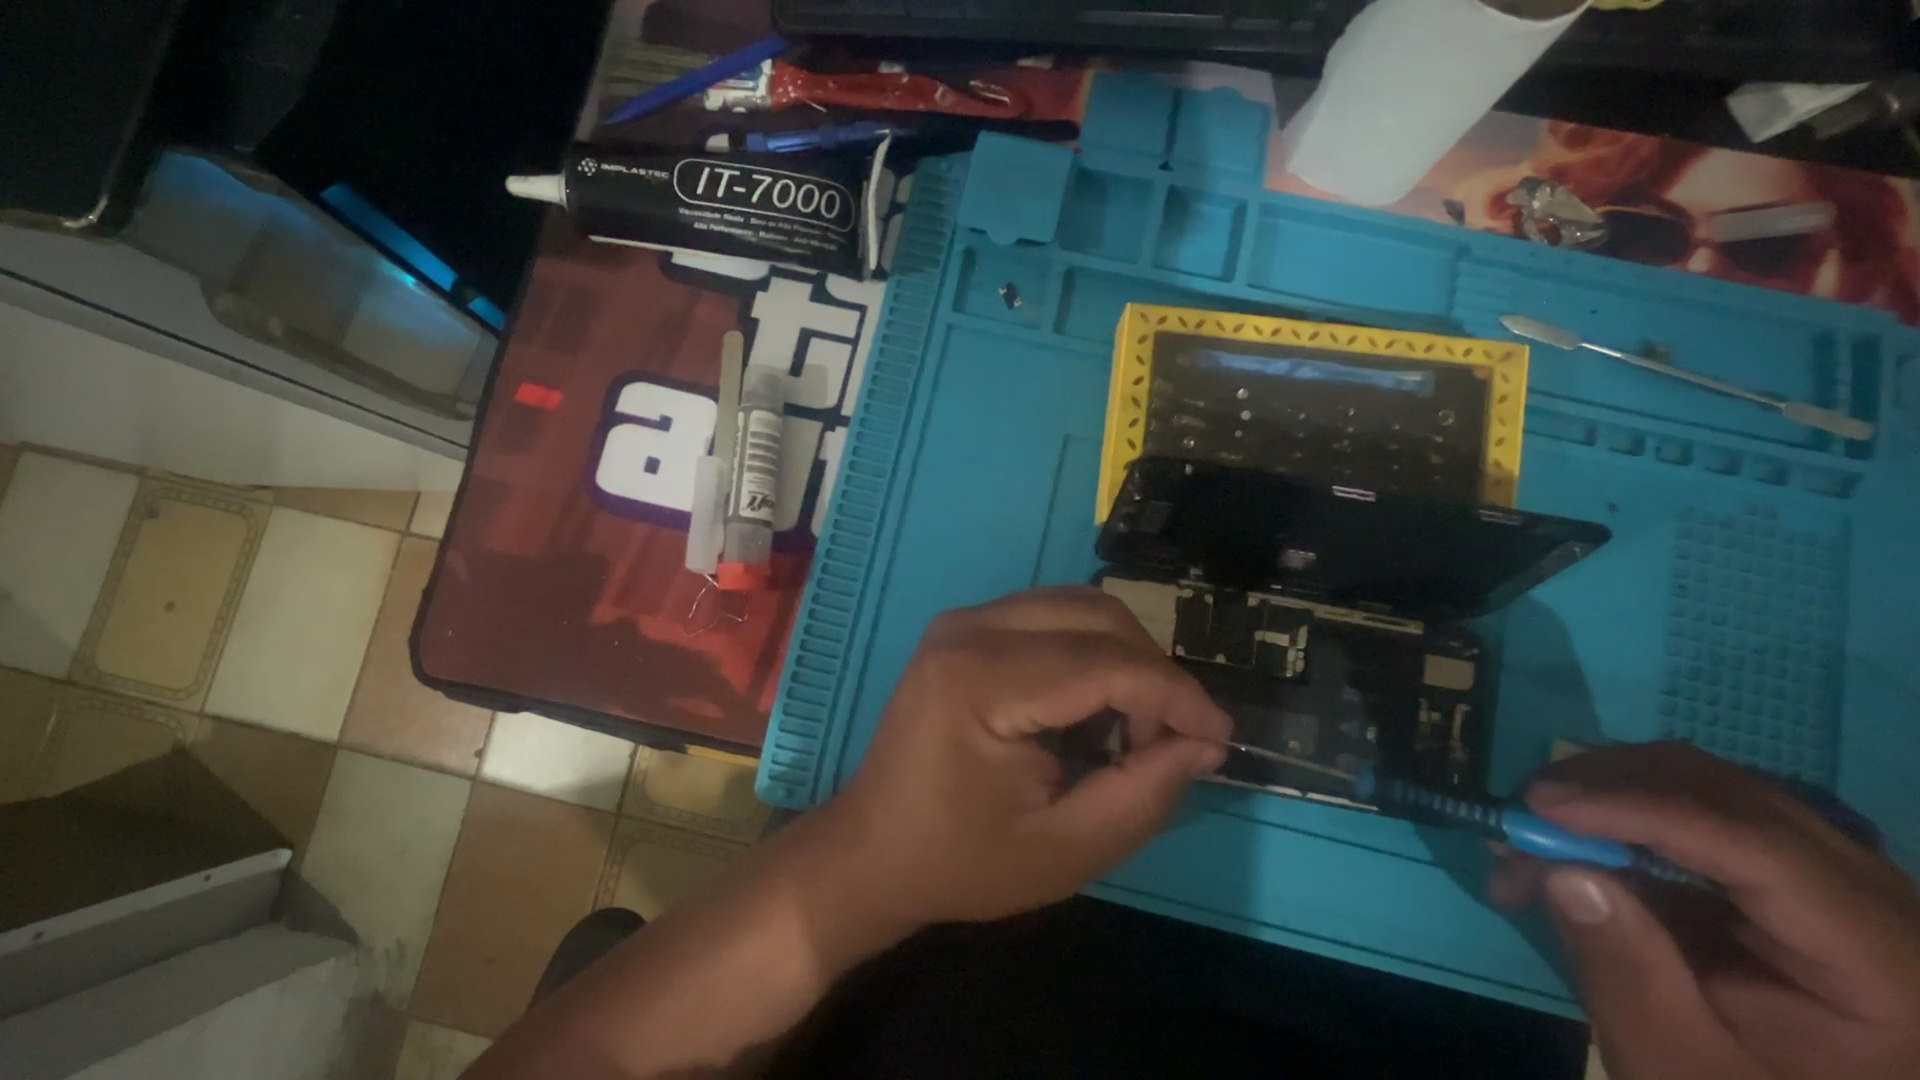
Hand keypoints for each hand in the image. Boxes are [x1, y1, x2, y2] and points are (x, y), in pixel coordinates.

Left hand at [815, 586, 1231, 929]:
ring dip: (1125, 658)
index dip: (1175, 695)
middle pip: (1097, 616)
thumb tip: (1203, 742)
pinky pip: (1051, 616)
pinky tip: (1095, 708)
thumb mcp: (1066, 849)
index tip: (1220, 737)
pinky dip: (1092, 651)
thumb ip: (1142, 793)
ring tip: (1136, 729)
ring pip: (1079, 606)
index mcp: (981, 681)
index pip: (1105, 662)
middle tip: (1171, 741)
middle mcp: (968, 630)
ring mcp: (961, 621)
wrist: (871, 852)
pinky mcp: (963, 628)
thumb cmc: (961, 861)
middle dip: (1152, 673)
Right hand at [1488, 742, 1919, 1079]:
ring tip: (1525, 845)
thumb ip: (1627, 973)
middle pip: (1727, 795)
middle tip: (1514, 824)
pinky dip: (1614, 814)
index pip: (1759, 846)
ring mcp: (1831, 870)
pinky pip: (1692, 807)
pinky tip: (1565, 848)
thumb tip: (1563, 872)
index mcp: (1881, 960)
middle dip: (1604, 791)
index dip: (1641, 809)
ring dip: (1599, 798)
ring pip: (1701, 785)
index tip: (1536, 805)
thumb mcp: (1679, 1063)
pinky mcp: (1785, 864)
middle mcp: (1874, 892)